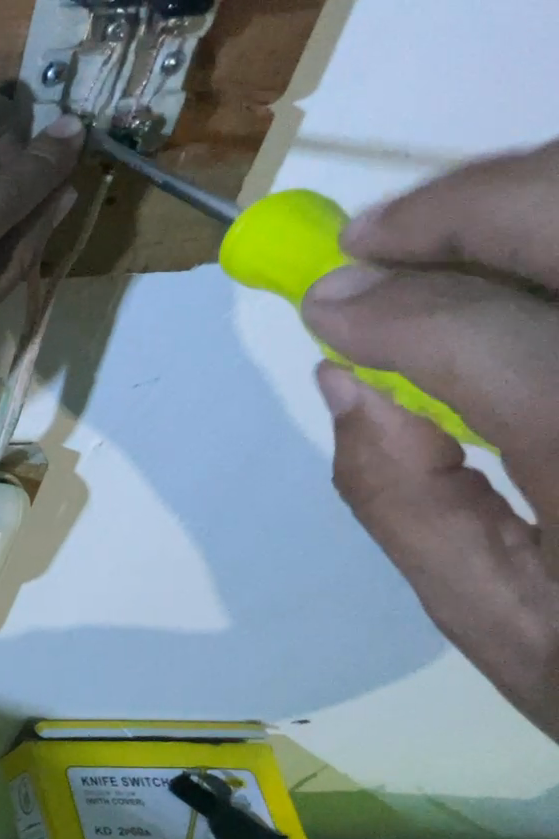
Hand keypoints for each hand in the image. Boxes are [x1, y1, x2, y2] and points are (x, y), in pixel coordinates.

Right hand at [303, 141, 558, 735]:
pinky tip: (536, 276)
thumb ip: (400, 490)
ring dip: (533, 209)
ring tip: (455, 250)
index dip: (383, 300)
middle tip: (372, 241)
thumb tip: (344, 374)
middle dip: (463, 210)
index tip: (317, 299)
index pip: (484, 331)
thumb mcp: (495, 613)